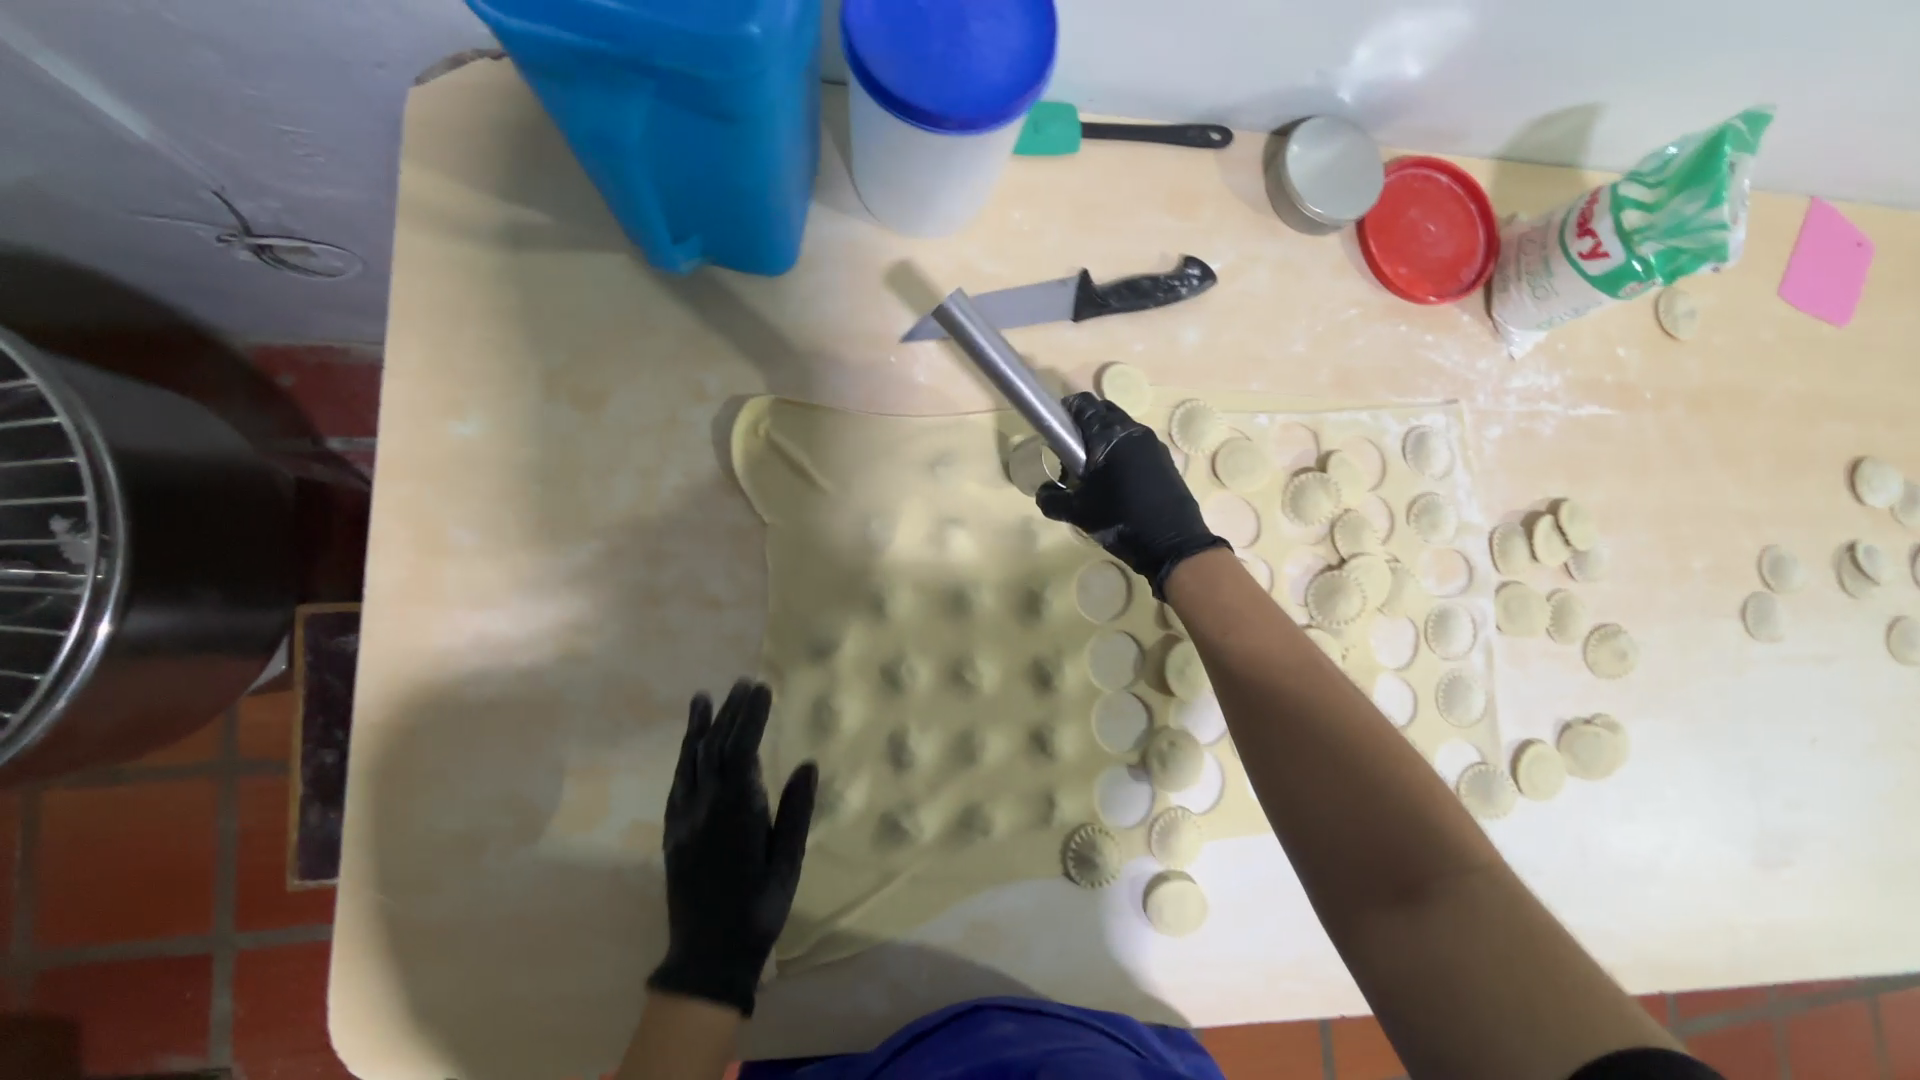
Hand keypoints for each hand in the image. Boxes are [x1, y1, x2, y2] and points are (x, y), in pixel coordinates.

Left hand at [647, 680, 816, 1016]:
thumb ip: (796, 812)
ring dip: (700, 727)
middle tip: (745, 683)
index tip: (762, 688)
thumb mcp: (788, 864)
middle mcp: (704, 807)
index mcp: (736, 813)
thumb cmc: (759, 910)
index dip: (750, 716)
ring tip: (705, 697)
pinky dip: (685, 756)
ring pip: (690, 761)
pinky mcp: (672, 832)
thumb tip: (808, 763)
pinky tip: (691, 745)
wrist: (707, 955)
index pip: (741, 749)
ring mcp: (683, 819)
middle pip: (714, 748)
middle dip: (730, 713)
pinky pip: (678, 782)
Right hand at [1037, 393, 1228, 598]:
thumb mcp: (1078, 513)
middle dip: (1085, 424)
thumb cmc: (1120, 519)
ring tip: (1093, 468)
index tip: (1056, 427)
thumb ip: (1053, 499)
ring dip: (1105, 438)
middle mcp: (1133, 431)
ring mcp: (1153, 444)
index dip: (1067, 410)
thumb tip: (1041, 493)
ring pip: (1122, 428)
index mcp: (1108, 435)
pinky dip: (1122, 452)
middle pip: (1104, 412)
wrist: (1171, 544)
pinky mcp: (1165, 460)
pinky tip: (1116, 480)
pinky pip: (1137, 445)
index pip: (1084, 404)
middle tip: (1071, 449)